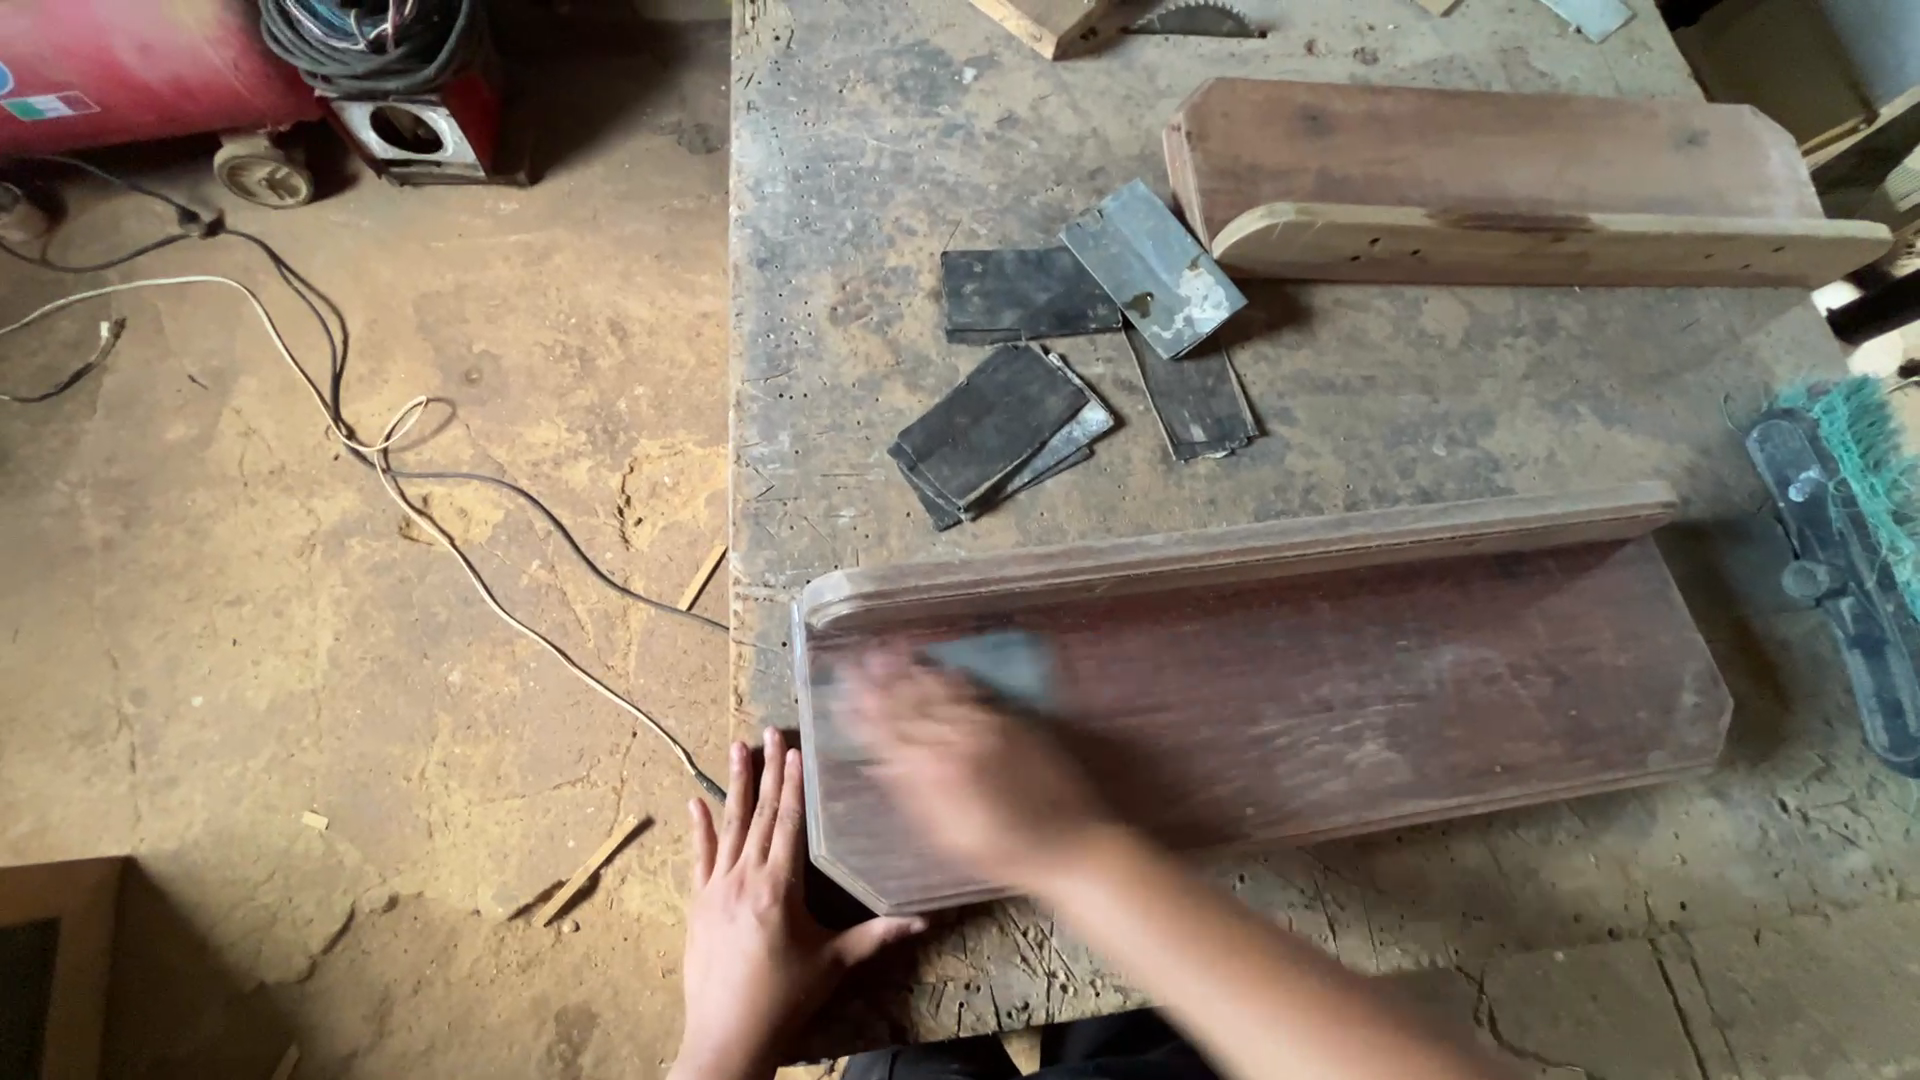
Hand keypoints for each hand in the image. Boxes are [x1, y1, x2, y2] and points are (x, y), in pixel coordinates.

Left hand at [672, 728, 925, 1079]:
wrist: (726, 1040)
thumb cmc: (785, 999)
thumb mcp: (834, 964)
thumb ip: (878, 935)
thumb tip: (925, 920)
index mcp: (779, 887)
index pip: (789, 822)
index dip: (794, 783)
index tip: (796, 749)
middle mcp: (745, 878)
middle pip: (760, 814)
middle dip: (767, 770)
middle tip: (769, 731)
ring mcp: (717, 889)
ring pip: (729, 827)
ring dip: (734, 785)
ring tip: (737, 748)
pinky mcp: (699, 905)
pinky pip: (699, 859)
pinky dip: (699, 830)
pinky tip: (695, 801)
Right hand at [840, 647, 1116, 891]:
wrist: (1069, 842)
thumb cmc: (1001, 852)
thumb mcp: (945, 835)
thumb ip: (911, 795)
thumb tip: (879, 763)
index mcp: (930, 773)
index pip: (886, 732)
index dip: (862, 710)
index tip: (843, 691)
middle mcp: (953, 741)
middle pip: (907, 704)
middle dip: (879, 680)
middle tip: (858, 658)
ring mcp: (983, 725)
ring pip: (937, 691)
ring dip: (910, 668)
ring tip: (888, 647)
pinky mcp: (1008, 719)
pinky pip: (971, 690)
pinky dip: (949, 675)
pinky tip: (936, 663)